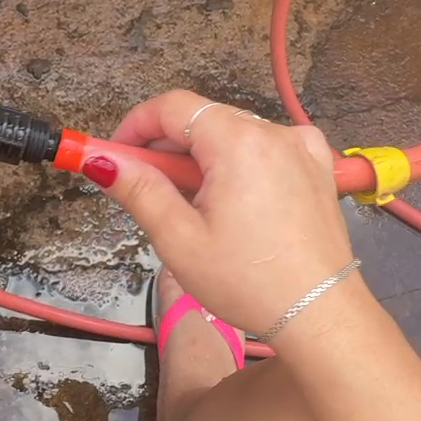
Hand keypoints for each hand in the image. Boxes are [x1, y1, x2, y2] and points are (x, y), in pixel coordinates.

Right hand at [85, 90, 355, 332]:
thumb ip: (138, 190)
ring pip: (231, 135)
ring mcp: (299, 147)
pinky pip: (264, 148)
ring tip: (191, 208)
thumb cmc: (249, 282)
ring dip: (200, 159)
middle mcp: (273, 132)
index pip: (171, 106)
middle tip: (145, 190)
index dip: (134, 126)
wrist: (320, 314)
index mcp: (237, 143)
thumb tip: (100, 161)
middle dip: (165, 147)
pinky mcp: (315, 167)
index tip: (114, 156)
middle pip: (202, 119)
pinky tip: (234, 200)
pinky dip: (238, 164)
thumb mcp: (179, 240)